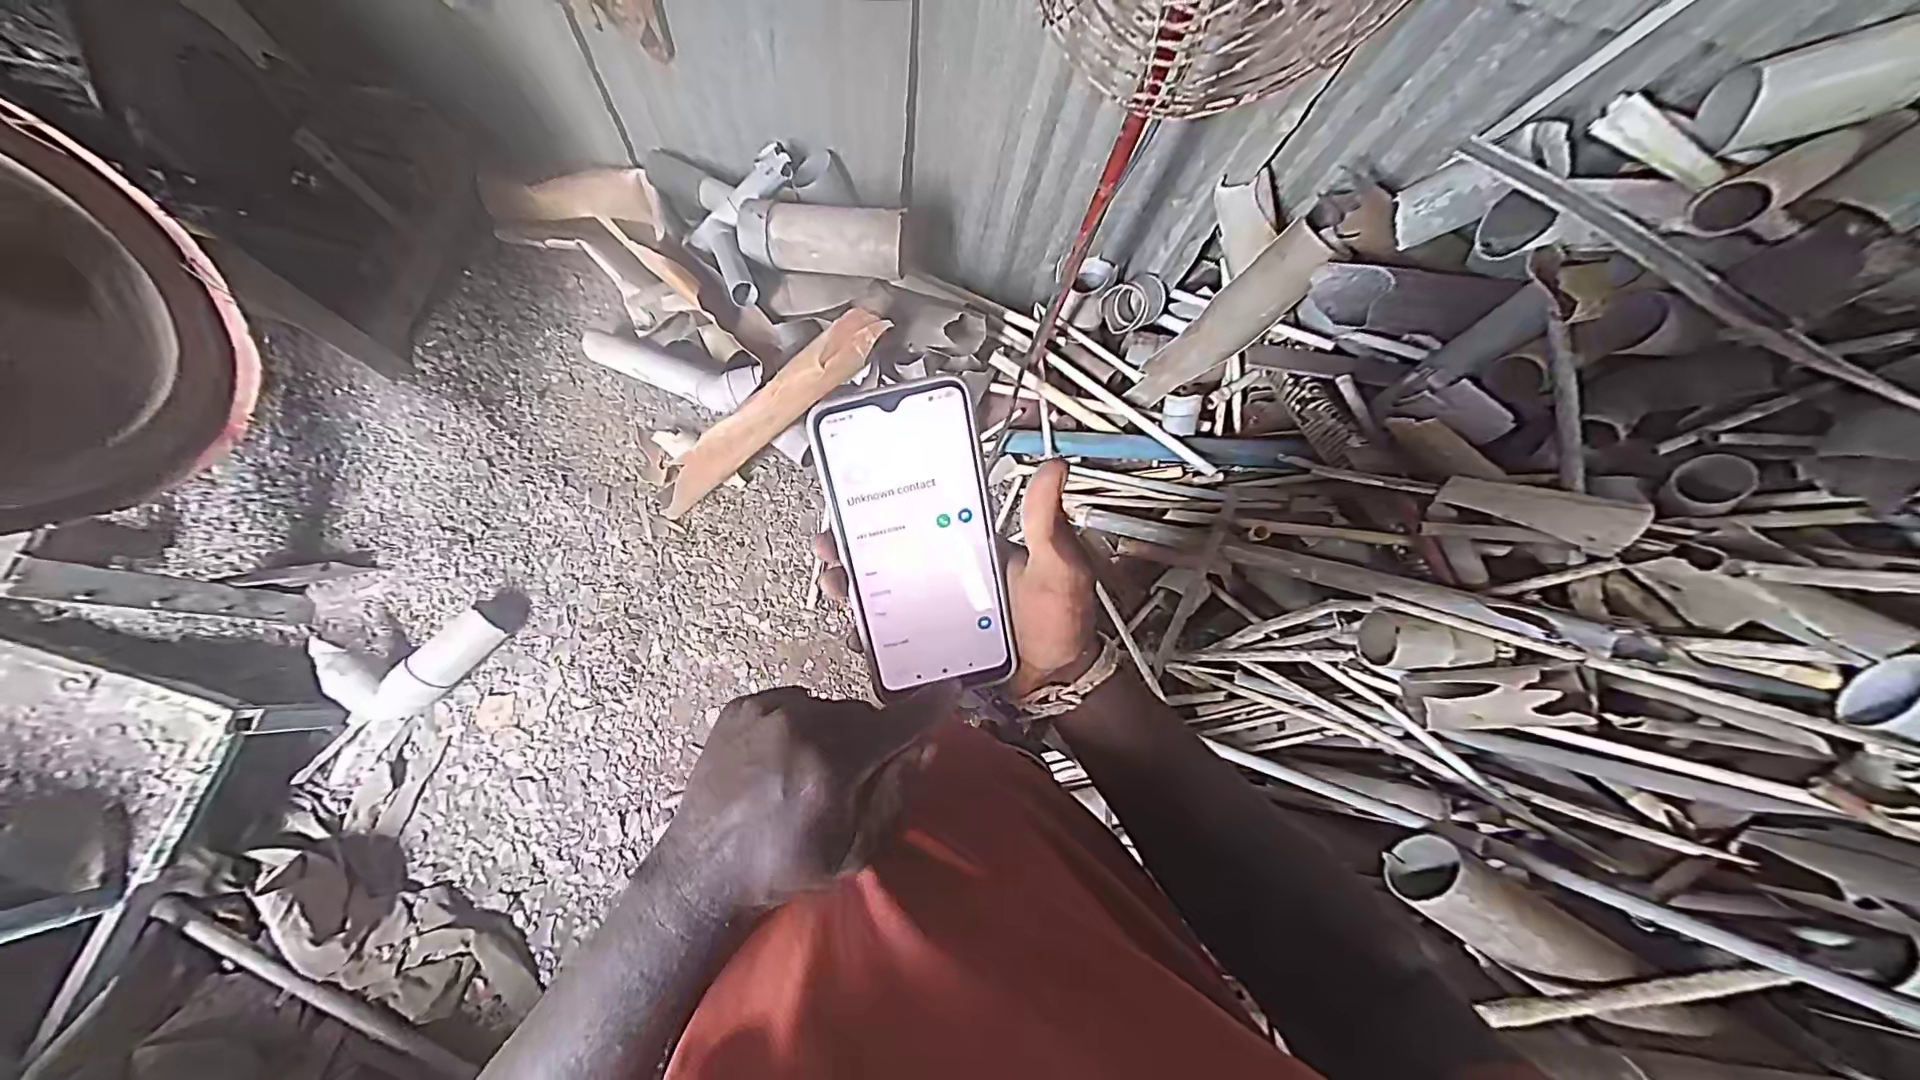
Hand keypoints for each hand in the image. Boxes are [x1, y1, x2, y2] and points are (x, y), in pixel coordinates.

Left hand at [666, 684, 957, 908]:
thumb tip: (923, 747)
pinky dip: (799, 722)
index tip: (950, 690)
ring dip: (832, 730)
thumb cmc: (783, 867)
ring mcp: (767, 711)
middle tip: (851, 775)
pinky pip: (793, 702)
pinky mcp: (743, 706)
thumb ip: (894, 794)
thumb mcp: (852, 849)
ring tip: (808, 769)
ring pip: (828, 707)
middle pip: (862, 715)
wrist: (702, 870)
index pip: (897, 723)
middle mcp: (802, 724)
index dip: (929, 708)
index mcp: (832, 762)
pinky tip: (783, 756)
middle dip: (868, 739)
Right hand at [813, 458, 1098, 698]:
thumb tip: (1055, 469)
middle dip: (855, 549)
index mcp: (971, 550)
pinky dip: (870, 634)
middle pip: (891, 557)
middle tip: (832, 546)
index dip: (887, 511)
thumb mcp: (1056, 567)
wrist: (1056, 678)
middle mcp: (948, 577)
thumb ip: (1046, 524)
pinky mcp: (931, 644)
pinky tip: (858, 633)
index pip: (922, 522)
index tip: (859, 502)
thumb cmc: (1060, 622)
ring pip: (885, 595)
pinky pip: (893, 636)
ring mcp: (936, 611)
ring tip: (836, 583)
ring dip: (854, 588)